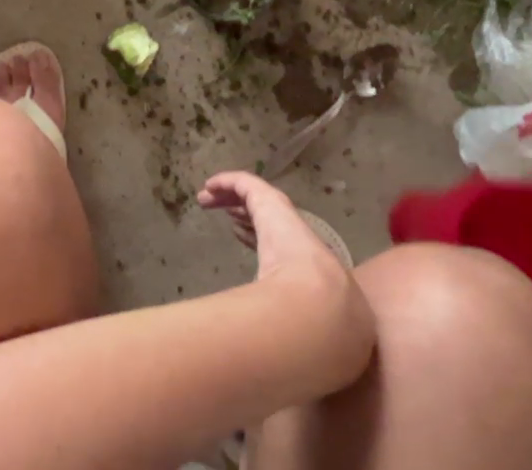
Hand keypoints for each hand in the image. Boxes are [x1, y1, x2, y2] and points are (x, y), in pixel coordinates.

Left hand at [198, 172, 375, 389]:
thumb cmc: (306, 326)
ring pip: (256, 199)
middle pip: (267, 219)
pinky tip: (209, 185)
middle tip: (227, 213)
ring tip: (209, 197)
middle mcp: (296, 239)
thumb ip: (271, 332)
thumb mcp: (286, 328)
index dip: (257, 236)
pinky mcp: (271, 203)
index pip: (277, 245)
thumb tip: (249, 349)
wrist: (322, 312)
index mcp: (303, 266)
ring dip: (233, 198)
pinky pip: (246, 184)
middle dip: (246, 214)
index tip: (239, 232)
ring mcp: (285, 220)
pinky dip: (228, 181)